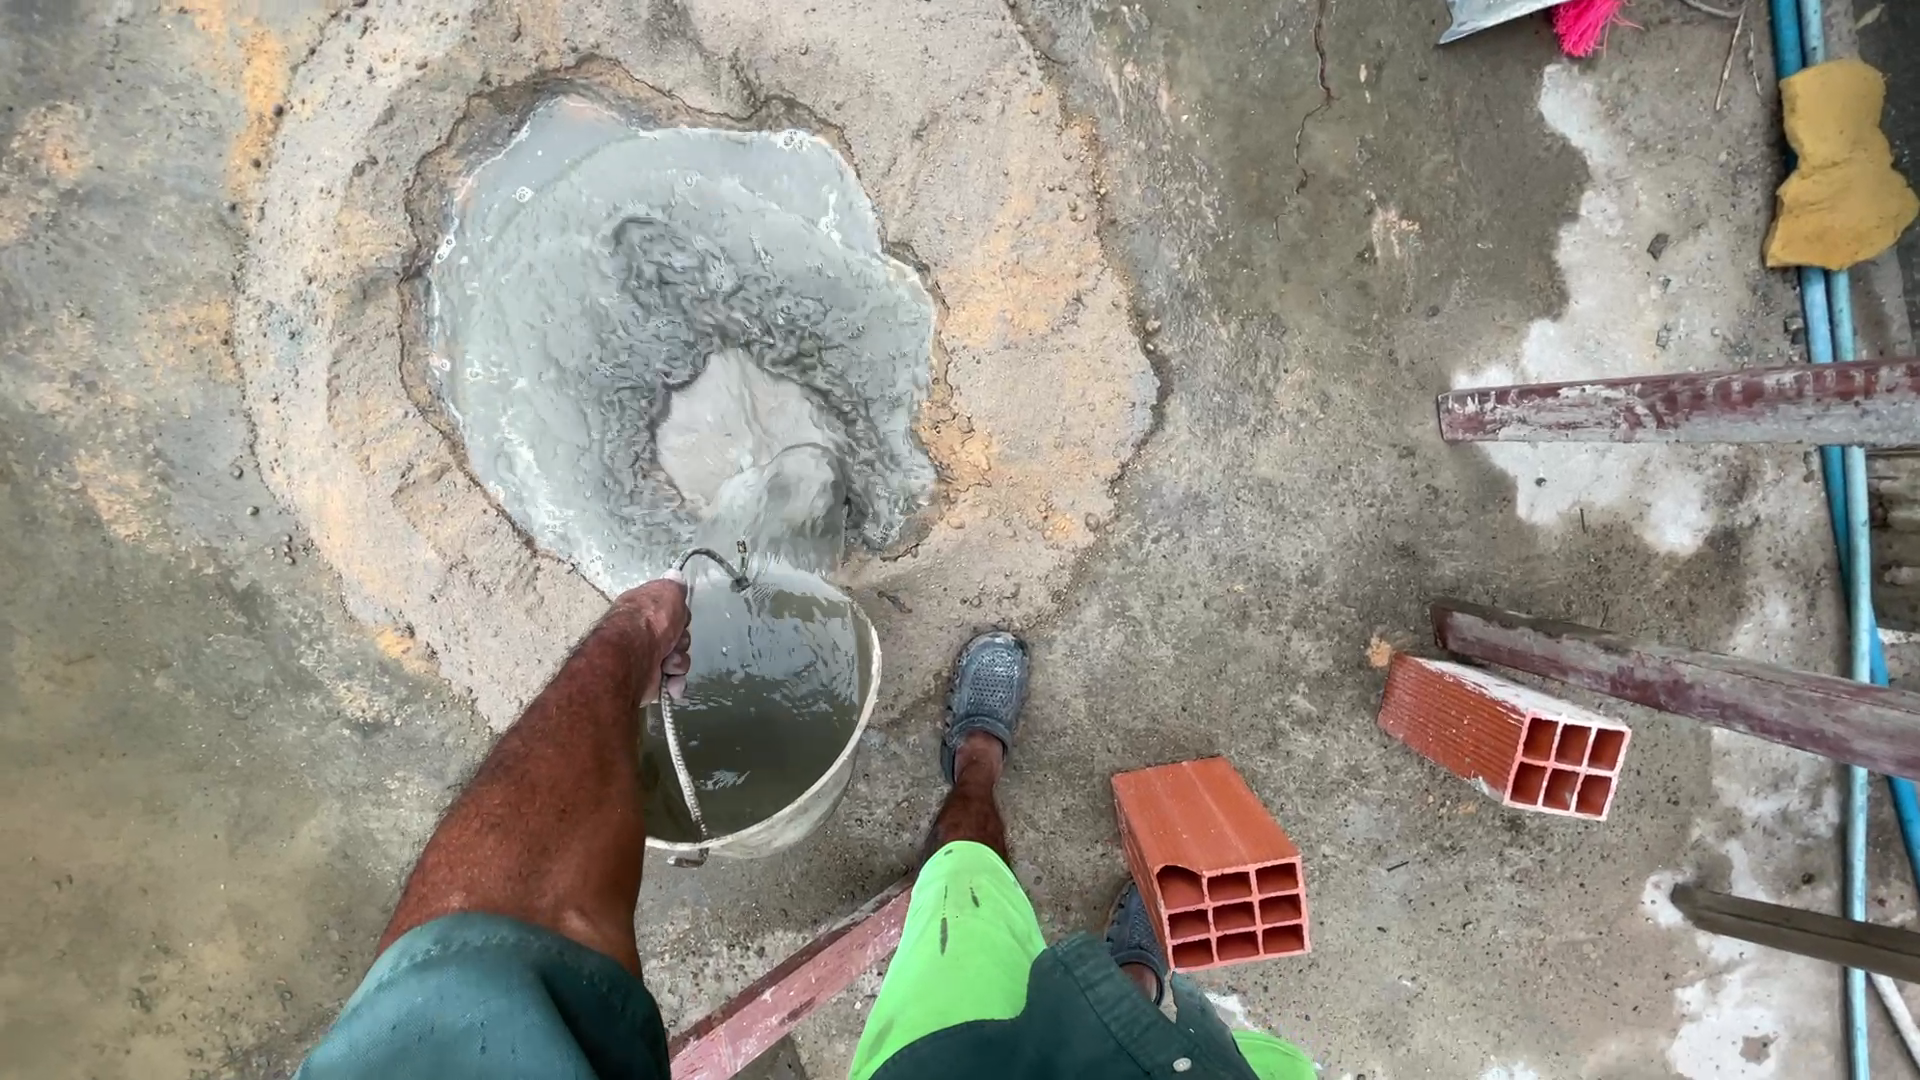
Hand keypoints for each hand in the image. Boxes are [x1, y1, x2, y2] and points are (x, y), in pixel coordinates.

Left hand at [608, 576, 690, 702]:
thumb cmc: (651, 620)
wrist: (632, 656)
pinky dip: (674, 683)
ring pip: (677, 659)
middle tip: (675, 644)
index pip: (670, 611)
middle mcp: (641, 633)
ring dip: (678, 663)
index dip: (680, 616)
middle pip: (677, 637)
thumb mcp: (668, 592)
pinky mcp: (647, 680)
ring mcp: (643, 657)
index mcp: (642, 609)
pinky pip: (671, 680)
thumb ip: (674, 586)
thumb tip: (674, 574)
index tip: (681, 618)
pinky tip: (671, 683)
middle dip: (682, 642)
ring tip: (668, 665)